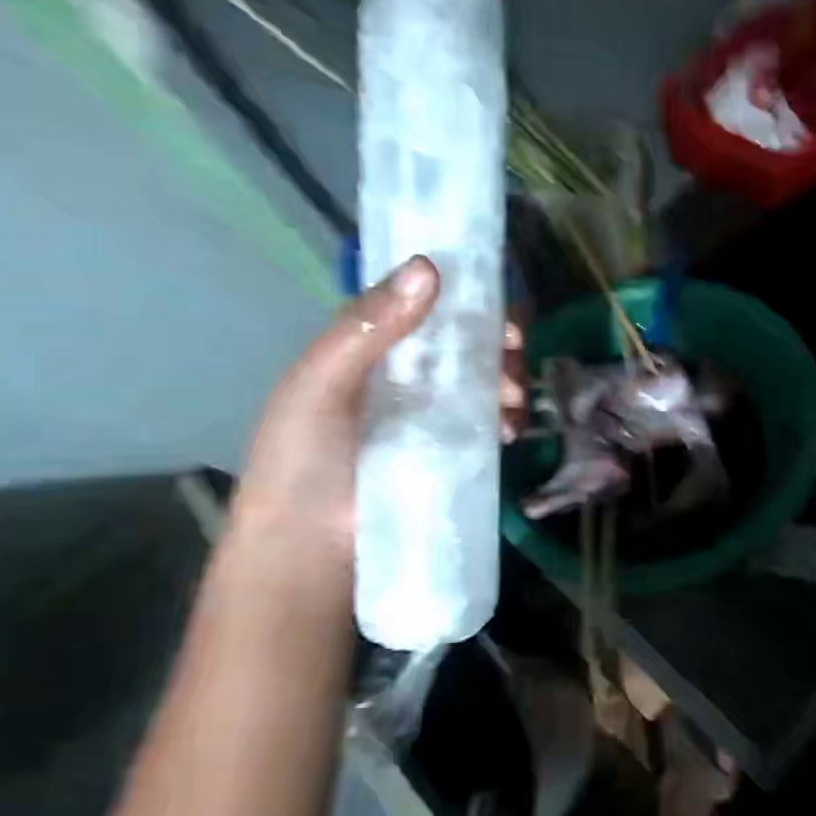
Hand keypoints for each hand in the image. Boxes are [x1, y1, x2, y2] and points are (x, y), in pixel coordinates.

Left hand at [233, 256, 528, 552]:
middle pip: (461, 344)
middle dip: (496, 340)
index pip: (421, 305)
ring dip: (507, 379)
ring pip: (480, 383)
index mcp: (367, 349)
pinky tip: (511, 430)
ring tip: (513, 399)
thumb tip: (428, 266)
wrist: (306, 549)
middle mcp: (401, 377)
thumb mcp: (322, 381)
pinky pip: (484, 426)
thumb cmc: (302, 459)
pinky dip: (506, 420)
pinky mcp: (446, 458)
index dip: (461, 295)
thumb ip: (367, 324)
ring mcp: (427, 419)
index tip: (494, 297)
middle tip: (513, 350)